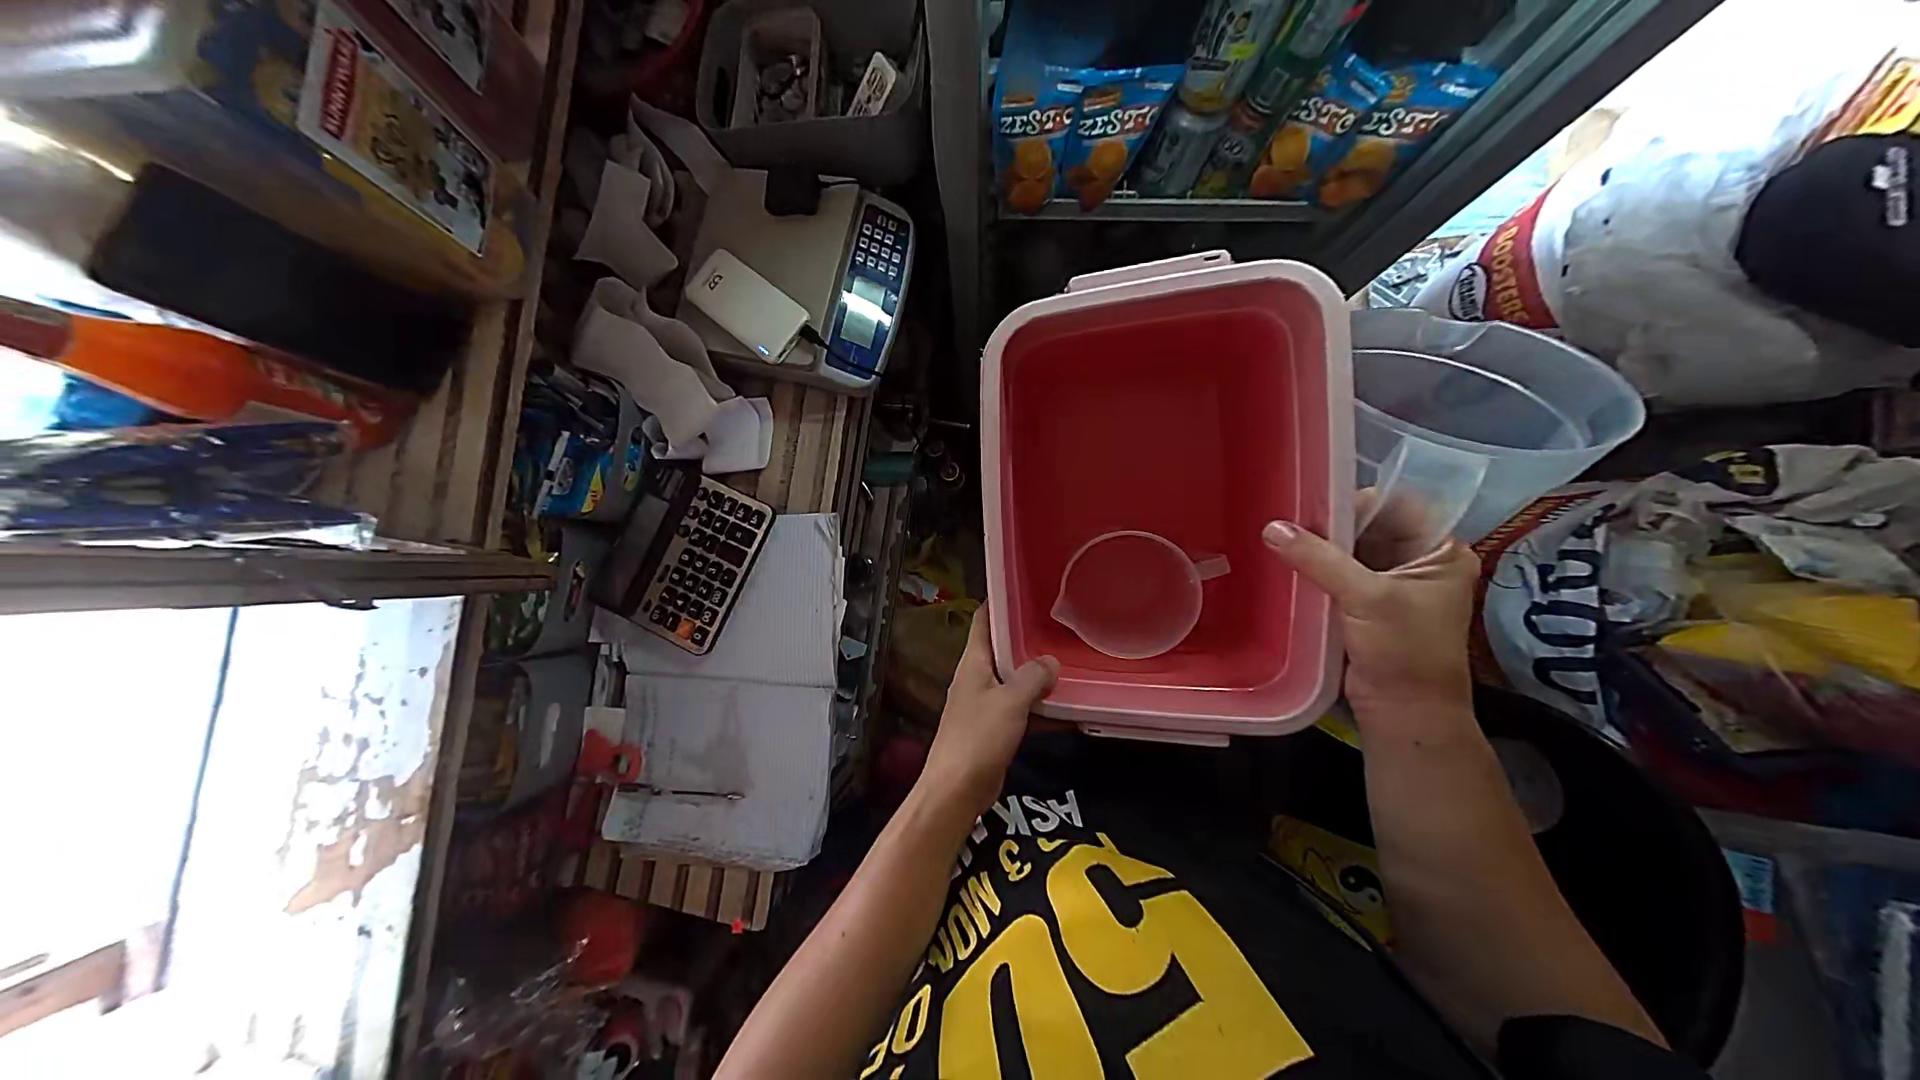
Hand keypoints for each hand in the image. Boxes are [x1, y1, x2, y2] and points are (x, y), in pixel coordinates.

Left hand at [923, 606, 1058, 814]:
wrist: (957, 790)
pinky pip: (1022, 709)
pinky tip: (1069, 708)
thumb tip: (1051, 661)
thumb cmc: (978, 737)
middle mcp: (977, 678)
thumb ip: (1033, 677)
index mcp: (973, 663)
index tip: (1026, 588)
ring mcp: (985, 704)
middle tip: (1061, 624)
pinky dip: (1041, 707)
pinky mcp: (996, 729)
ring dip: (1038, 675)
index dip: (1000, 602)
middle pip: (1003, 649)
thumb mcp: (1010, 701)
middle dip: (1029, 638)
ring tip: (1071, 660)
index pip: (983, 620)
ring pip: (1015, 681)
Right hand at [1261, 497, 1479, 722]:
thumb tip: (1271, 528)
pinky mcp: (1365, 603)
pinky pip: (1338, 572)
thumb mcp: (1365, 598)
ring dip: (1320, 545)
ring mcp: (1391, 583)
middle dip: (1332, 523)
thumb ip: (1318, 559)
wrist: (1403, 711)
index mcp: (1440, 552)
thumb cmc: (1403, 651)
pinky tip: (1288, 560)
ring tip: (1282, 535)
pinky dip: (1316, 566)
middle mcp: (1419, 561)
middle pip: (1371, 526)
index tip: (1316, 504)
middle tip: (1290, 518)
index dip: (1360, 501)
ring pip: (1350, 549)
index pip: (1400, 506)